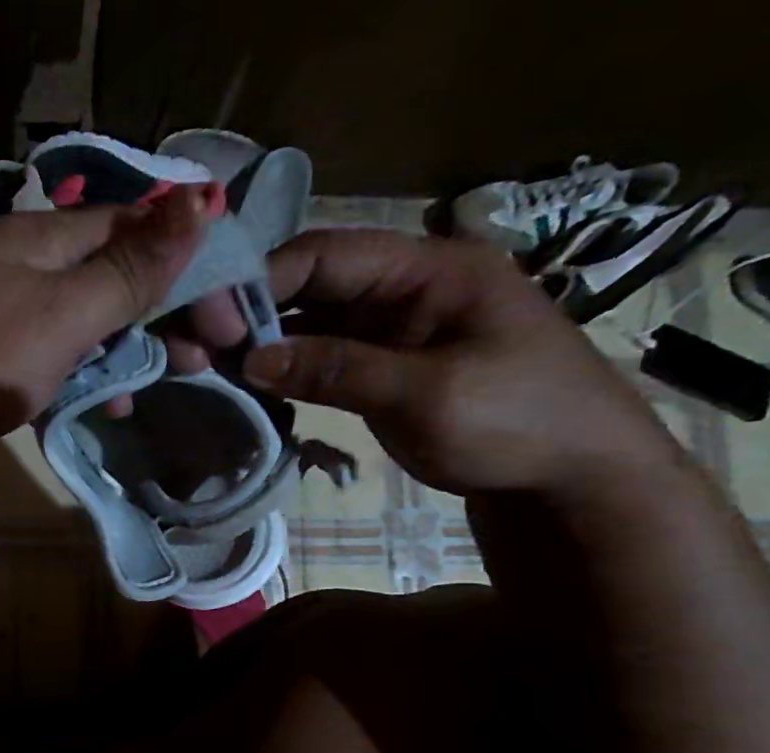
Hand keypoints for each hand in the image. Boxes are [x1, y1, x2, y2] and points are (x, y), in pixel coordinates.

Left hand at [0, 183, 222, 445]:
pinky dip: (77, 375)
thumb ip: (128, 268)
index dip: (189, 264)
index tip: (229, 315)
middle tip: (206, 356)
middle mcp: (17, 264)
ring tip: (163, 382)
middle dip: (160, 312)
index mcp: (39, 237)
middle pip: (107, 274)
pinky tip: (100, 405)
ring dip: (124, 348)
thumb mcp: (62, 314)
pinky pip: (43, 357)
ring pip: (78, 320)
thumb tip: (197, 199)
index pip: (133, 228)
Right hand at [160, 229, 682, 499]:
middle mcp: (403, 287)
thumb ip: (337, 369)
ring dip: (258, 340)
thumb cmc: (520, 425)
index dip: (262, 281)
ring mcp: (389, 327)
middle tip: (195, 347)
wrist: (574, 480)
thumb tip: (247, 358)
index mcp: (431, 269)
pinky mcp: (378, 363)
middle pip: (307, 283)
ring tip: (206, 366)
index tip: (209, 323)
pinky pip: (315, 353)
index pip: (325, 254)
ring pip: (304, 320)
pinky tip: (243, 383)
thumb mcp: (427, 395)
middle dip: (249, 310)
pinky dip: (278, 366)